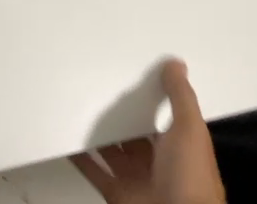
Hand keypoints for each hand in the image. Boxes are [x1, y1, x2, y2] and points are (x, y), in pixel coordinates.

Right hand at [72, 60, 225, 203]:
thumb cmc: (190, 180)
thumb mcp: (190, 130)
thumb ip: (181, 97)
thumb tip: (176, 64)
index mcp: (180, 148)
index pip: (163, 117)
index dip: (150, 98)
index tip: (130, 73)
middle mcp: (158, 163)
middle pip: (134, 133)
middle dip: (118, 113)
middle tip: (96, 83)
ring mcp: (135, 178)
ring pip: (112, 149)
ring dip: (97, 132)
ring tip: (76, 102)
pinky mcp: (115, 191)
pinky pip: (93, 169)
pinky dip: (79, 156)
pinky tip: (66, 137)